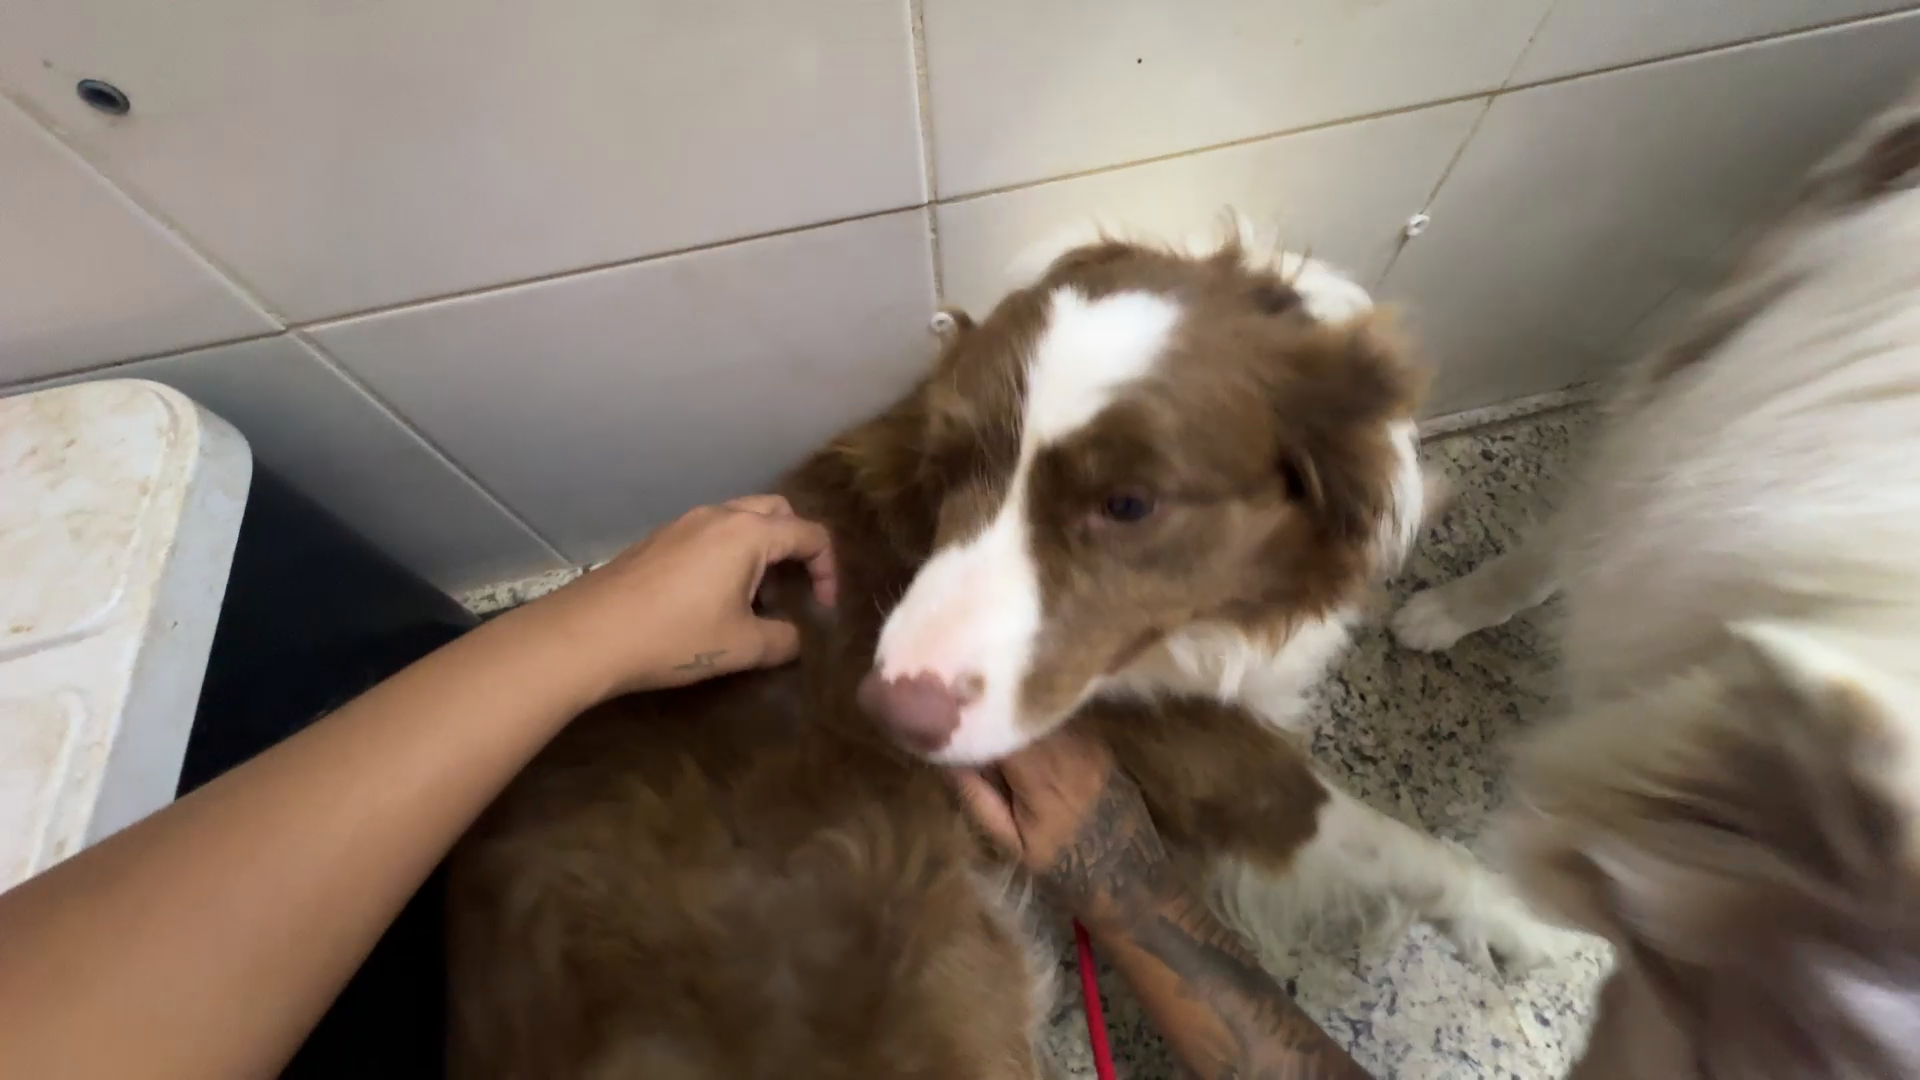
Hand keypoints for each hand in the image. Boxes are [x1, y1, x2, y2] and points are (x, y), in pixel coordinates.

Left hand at [523, 495, 836, 699]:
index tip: (824, 608)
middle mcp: (720, 516)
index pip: (811, 535)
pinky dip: (731, 552)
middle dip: (797, 546)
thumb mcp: (742, 647)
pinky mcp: (660, 538)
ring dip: (763, 548)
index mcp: (749, 533)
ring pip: (742, 519)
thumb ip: (784, 640)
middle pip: (778, 512)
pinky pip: (712, 531)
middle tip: (796, 586)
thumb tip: (796, 639)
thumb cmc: (674, 637)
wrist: (586, 636)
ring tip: (757, 595)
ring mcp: (685, 522)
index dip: (829, 571)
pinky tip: (715, 595)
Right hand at [947, 729, 1172, 928]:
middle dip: (992, 713)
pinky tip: (1024, 736)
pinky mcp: (1098, 740)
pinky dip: (1037, 724)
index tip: (950, 719)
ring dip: (1014, 717)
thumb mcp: (1011, 845)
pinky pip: (1058, 720)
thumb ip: (977, 797)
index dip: (974, 718)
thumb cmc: (1064, 868)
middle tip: (965, 720)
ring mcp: (1087, 740)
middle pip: (1019, 712)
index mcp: (1040, 776)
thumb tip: (943, 756)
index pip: (1001, 727)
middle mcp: (1067, 749)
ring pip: (1039, 712)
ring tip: (992, 727)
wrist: (1130, 878)